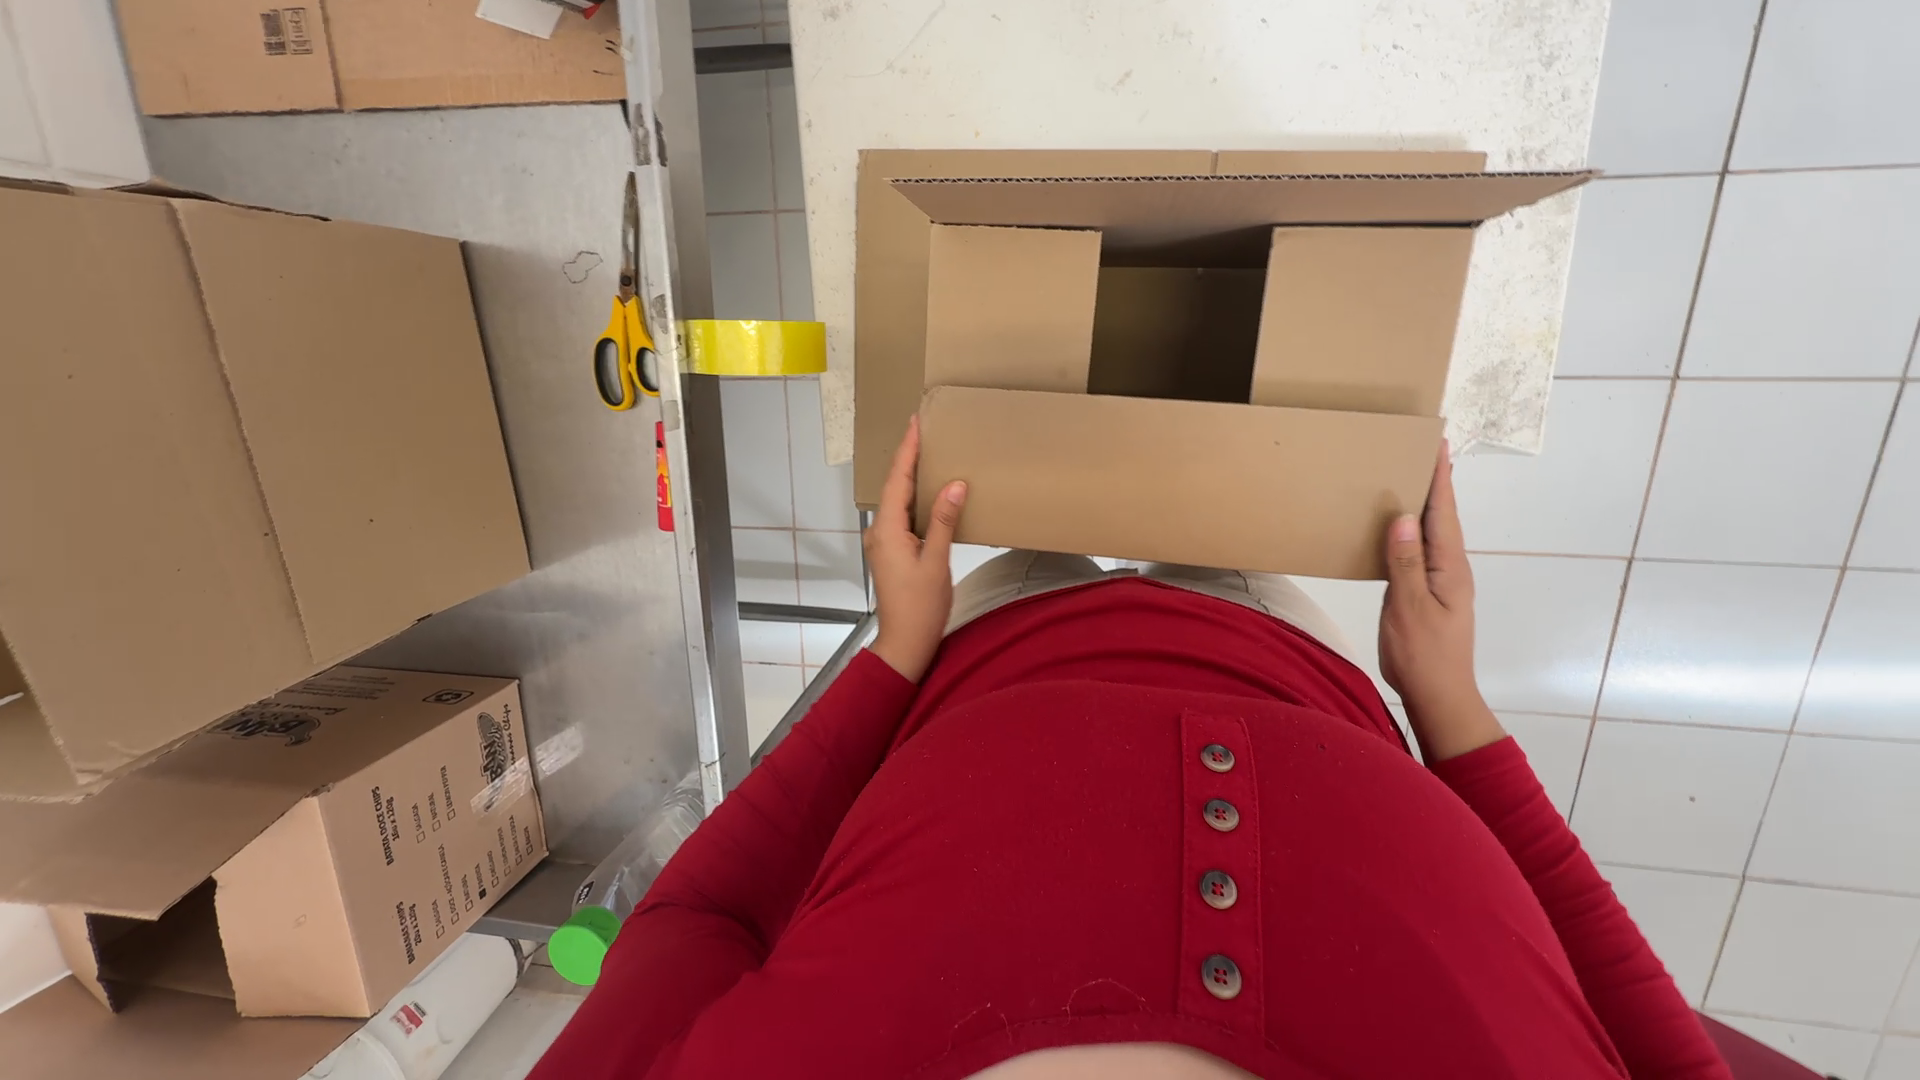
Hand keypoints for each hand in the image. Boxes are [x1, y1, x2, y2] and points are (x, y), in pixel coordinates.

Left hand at [865, 417, 966, 682]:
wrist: (906, 643)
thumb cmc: (921, 607)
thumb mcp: (937, 561)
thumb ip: (944, 521)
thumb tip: (954, 484)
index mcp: (887, 530)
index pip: (896, 480)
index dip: (907, 451)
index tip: (915, 423)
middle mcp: (880, 532)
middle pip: (894, 487)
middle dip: (909, 458)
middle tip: (925, 431)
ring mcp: (885, 543)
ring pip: (898, 502)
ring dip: (912, 479)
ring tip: (930, 455)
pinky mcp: (893, 553)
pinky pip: (904, 516)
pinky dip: (916, 500)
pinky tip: (931, 495)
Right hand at [1379, 442, 1503, 760]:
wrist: (1437, 694)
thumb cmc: (1423, 653)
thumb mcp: (1409, 607)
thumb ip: (1406, 563)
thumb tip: (1405, 517)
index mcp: (1449, 568)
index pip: (1445, 514)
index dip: (1440, 479)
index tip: (1437, 445)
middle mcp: (1449, 569)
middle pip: (1442, 518)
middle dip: (1433, 484)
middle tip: (1419, 452)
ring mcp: (1439, 582)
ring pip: (1430, 534)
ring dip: (1421, 506)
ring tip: (1404, 481)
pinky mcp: (1425, 593)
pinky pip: (1417, 552)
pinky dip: (1408, 532)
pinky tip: (1393, 530)